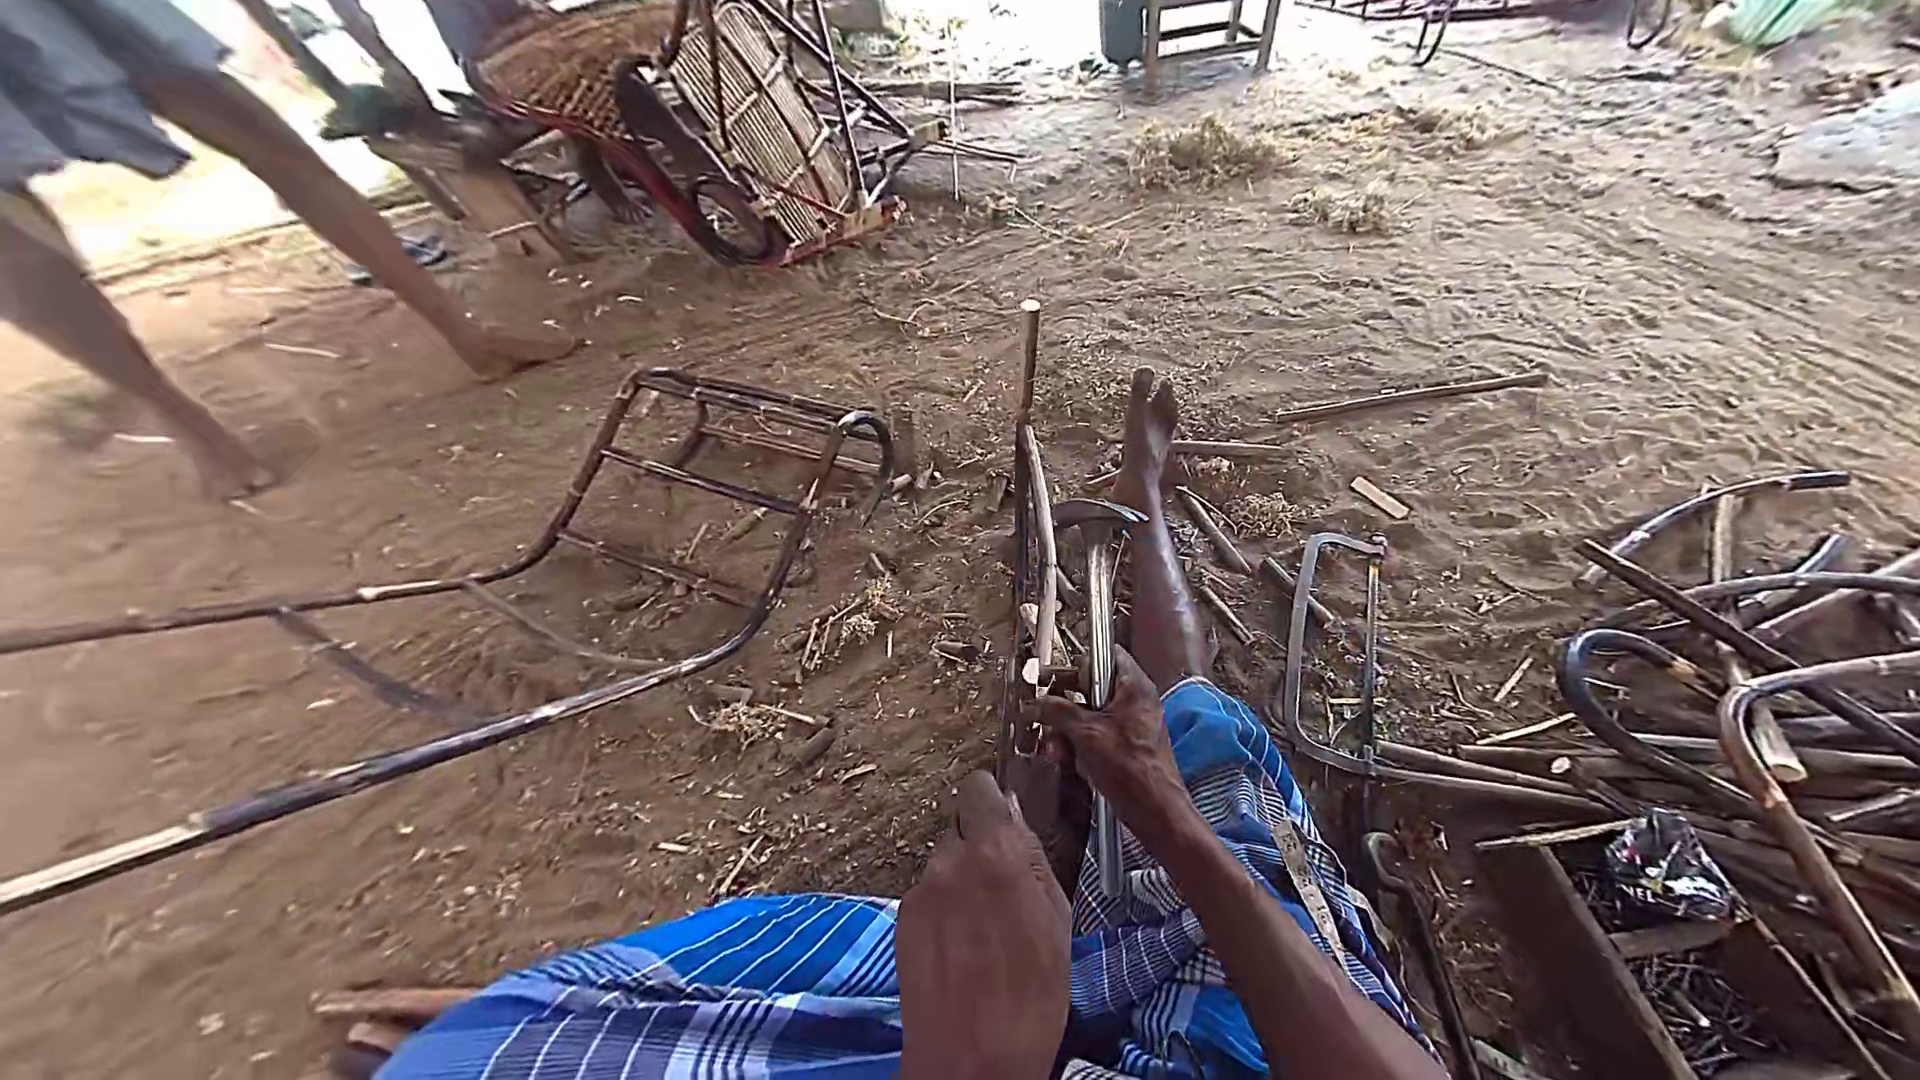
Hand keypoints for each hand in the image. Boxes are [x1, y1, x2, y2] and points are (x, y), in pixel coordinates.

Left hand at [898, 772, 1069, 1079]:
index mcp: (994, 853)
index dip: (991, 798)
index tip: (1003, 818)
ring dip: (961, 876)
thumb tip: (1013, 814)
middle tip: (1000, 885)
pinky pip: (929, 890)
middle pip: (962, 826)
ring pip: (945, 860)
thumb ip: (1032, 856)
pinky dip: (943, 903)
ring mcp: (921, 887)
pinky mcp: (902, 915)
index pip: (978, 787)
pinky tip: (958, 943)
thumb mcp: (1056, 919)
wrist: (970, 1063)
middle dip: (980, 844)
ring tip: (980, 925)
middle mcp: (950, 859)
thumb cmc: (1032, 994)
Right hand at [1037, 646, 1199, 852]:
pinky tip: (1068, 758)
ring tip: (1055, 745)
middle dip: (1065, 703)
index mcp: (1134, 686)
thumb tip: (1037, 703)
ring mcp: (1132, 723)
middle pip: (1093, 687)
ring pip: (1092, 713)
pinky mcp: (1127, 745)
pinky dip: (1081, 743)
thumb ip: (1058, 711)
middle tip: (1043, 708)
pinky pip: (1098, 733)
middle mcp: (1136, 700)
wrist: (1154, 811)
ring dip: (1068, 728)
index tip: (1057, 672)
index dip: (1080, 660)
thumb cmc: (1129, 768)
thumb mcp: (1085, 733)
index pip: (1108, 653)